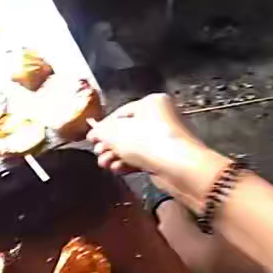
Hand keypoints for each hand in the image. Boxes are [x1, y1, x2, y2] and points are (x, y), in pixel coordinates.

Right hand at [90, 94, 227, 203]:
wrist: (180, 168)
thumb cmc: (148, 142)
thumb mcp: (116, 134)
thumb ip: (101, 132)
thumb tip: (94, 133)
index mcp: (152, 103)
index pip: (121, 112)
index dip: (104, 127)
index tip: (92, 139)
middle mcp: (160, 118)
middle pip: (127, 131)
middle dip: (109, 144)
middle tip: (98, 153)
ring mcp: (164, 139)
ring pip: (134, 147)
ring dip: (116, 156)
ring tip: (104, 164)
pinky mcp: (166, 158)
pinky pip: (143, 159)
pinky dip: (129, 163)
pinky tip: (117, 169)